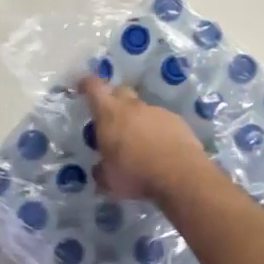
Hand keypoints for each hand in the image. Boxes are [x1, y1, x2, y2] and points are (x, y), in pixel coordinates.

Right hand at [79, 76, 211, 201]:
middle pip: (120, 91)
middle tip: (111, 118)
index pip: (94, 88)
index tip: (82, 86)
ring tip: (139, 142)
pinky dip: (157, 130)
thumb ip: (101, 170)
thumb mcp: (109, 179)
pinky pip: (162, 121)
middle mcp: (133, 107)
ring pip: (143, 109)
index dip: (87, 84)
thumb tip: (100, 170)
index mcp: (110, 115)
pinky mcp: (177, 121)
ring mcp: (157, 112)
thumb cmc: (135, 174)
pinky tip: (160, 149)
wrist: (180, 175)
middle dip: (113, 100)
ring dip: (138, 120)